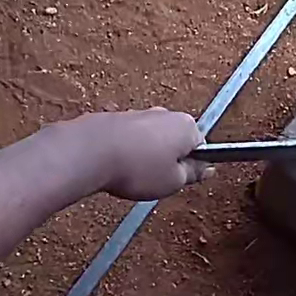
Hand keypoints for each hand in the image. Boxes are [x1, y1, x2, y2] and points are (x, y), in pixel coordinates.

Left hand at [53, 109, 210, 200]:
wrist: (89, 152)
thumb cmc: (135, 168)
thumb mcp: (173, 181)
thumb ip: (192, 173)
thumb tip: (206, 168)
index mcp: (186, 126)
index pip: (200, 146)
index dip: (192, 166)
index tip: (182, 180)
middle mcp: (164, 114)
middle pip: (174, 140)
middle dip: (168, 160)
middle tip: (157, 182)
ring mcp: (138, 113)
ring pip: (150, 139)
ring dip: (145, 156)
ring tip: (132, 176)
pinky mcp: (115, 118)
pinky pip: (127, 138)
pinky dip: (125, 151)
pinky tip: (116, 167)